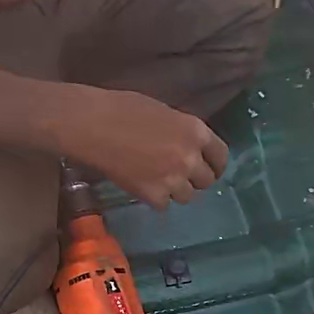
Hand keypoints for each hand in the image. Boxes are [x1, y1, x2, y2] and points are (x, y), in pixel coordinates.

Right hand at [58, 88, 228, 209]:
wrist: (93, 125)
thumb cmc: (123, 109)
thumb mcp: (165, 112)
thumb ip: (183, 132)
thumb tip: (191, 148)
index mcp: (196, 131)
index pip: (221, 156)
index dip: (215, 164)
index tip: (208, 168)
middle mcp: (190, 158)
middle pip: (206, 181)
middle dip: (195, 179)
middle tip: (179, 175)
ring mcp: (173, 179)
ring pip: (187, 196)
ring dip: (176, 191)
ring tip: (158, 180)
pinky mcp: (154, 196)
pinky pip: (165, 204)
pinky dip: (156, 198)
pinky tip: (143, 186)